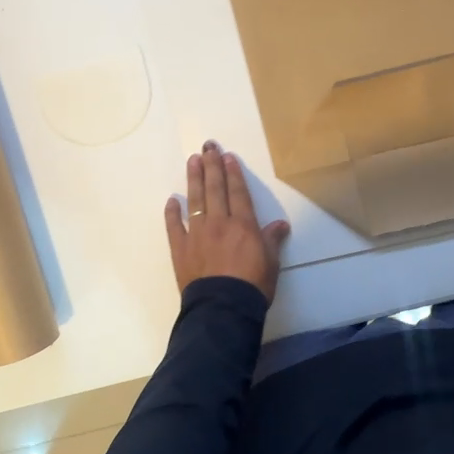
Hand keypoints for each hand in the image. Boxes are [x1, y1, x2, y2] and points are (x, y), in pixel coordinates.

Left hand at [164, 141, 290, 300]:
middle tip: (208, 146)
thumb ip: (272, 240)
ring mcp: (197, 234)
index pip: (238, 192)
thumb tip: (281, 225)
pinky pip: (175, 227)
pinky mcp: (180, 249)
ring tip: (192, 161)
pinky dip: (172, 213)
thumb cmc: (252, 285)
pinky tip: (172, 200)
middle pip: (215, 189)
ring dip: (194, 180)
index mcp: (243, 225)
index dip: (233, 173)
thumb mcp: (271, 262)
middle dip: (212, 166)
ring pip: (195, 201)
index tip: (227, 156)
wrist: (223, 307)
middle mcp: (219, 223)